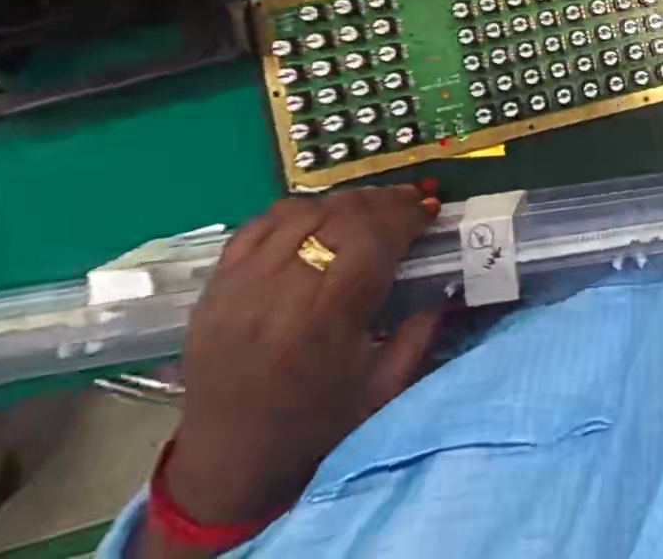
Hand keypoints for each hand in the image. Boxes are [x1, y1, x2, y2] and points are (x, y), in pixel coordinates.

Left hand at [161, 186, 441, 531]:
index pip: (370, 239)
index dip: (404, 215)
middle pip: (338, 217)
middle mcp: (279, 292)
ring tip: (368, 209)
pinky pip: (261, 221)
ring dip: (343, 202)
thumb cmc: (314, 427)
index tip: (428, 209)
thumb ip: (420, 334)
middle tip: (408, 201)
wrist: (228, 461)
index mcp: (324, 322)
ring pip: (301, 211)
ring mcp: (241, 281)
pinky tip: (318, 217)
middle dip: (382, 201)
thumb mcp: (382, 391)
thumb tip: (445, 284)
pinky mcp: (217, 280)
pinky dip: (297, 210)